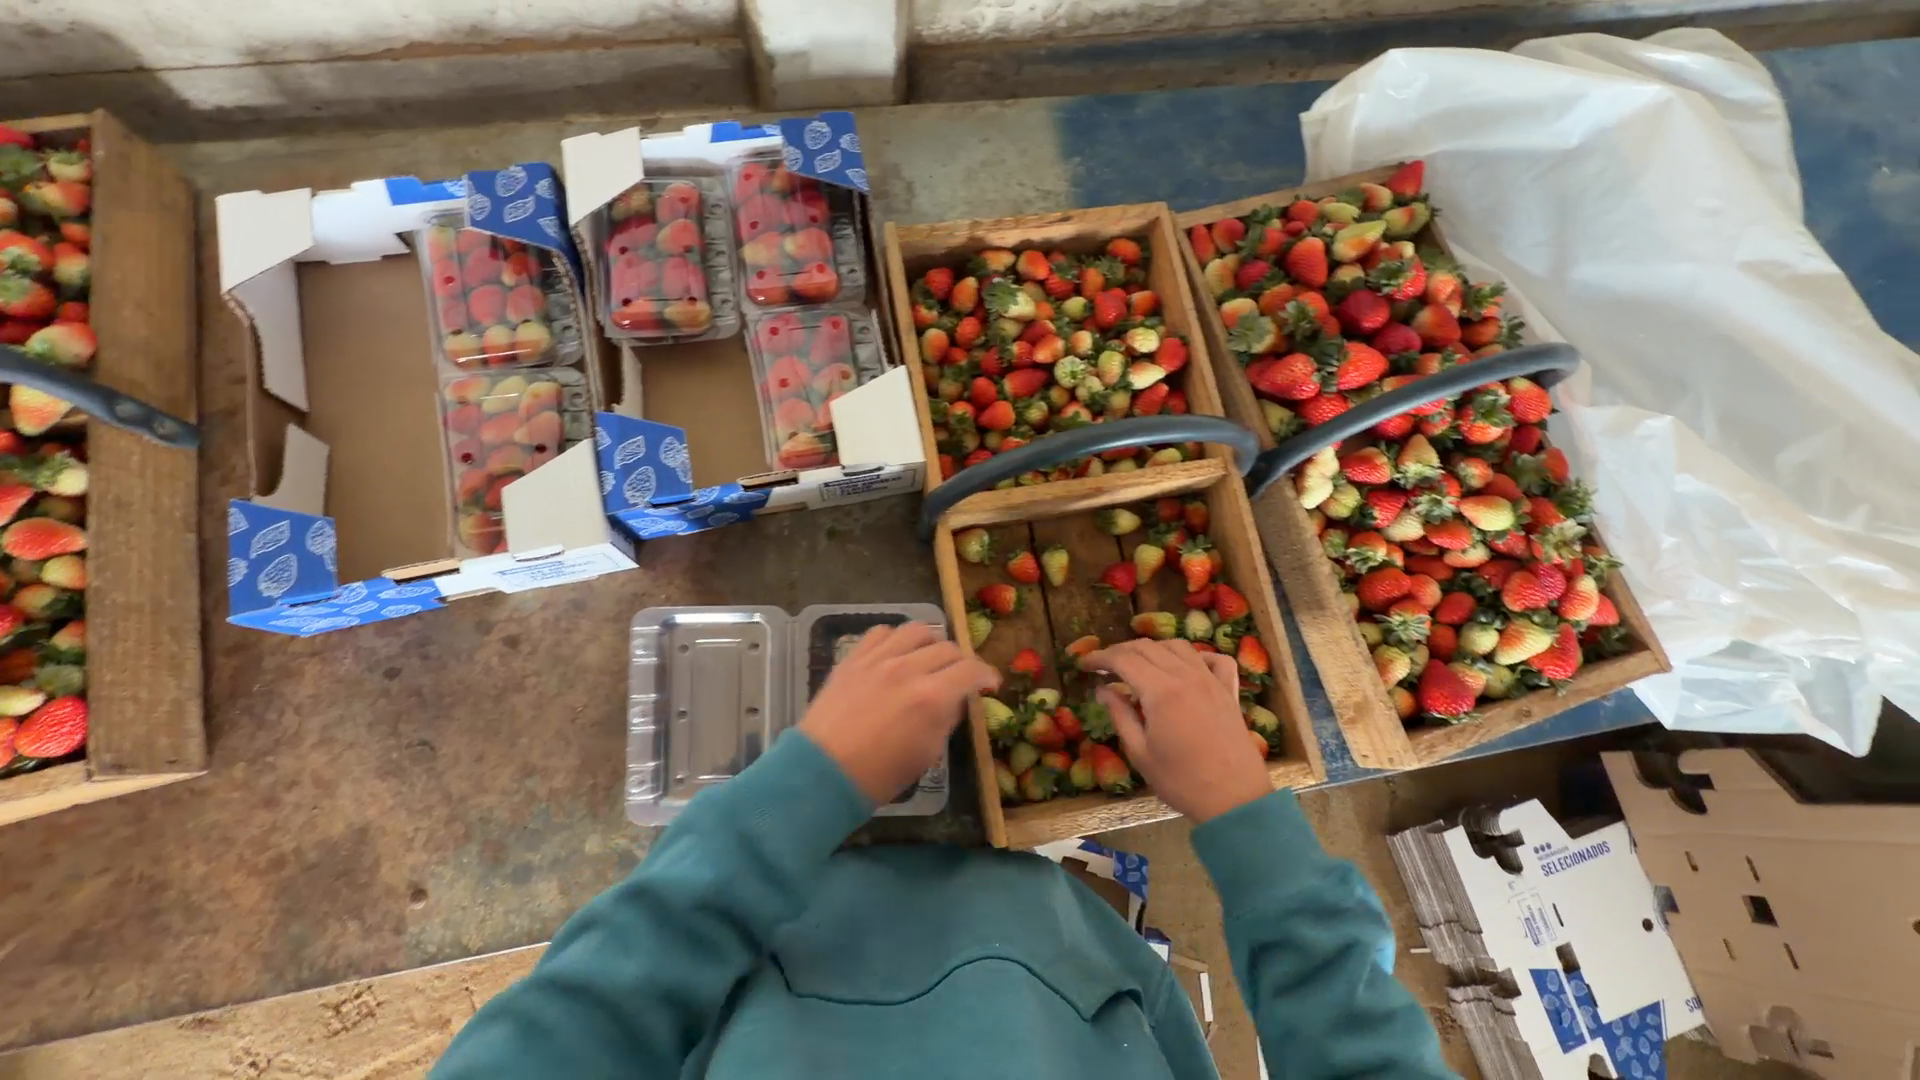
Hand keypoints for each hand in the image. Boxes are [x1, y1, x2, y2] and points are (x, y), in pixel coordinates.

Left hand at [798, 622, 999, 804]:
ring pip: (916, 631)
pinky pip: (881, 633)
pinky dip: (896, 638)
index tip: (990, 683)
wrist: (822, 772)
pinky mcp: (853, 658)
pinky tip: (897, 652)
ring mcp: (877, 659)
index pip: (971, 670)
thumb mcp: (927, 753)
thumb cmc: (879, 775)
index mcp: (932, 697)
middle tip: (961, 676)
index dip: (987, 675)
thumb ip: (946, 719)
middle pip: (947, 648)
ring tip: (930, 656)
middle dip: (962, 662)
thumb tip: (954, 699)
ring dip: (931, 642)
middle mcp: (908, 669)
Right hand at [1080, 639, 1271, 823]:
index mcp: (1160, 691)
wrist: (1235, 800)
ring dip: (1153, 649)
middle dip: (1120, 651)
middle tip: (1103, 666)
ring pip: (1178, 647)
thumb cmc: (1181, 781)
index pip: (1123, 659)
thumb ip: (1120, 715)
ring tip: (1138, 664)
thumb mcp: (1140, 752)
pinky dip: (1197, 656)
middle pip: (1147, 647)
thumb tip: (1103, 689)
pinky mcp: (1229, 692)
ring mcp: (1211, 681)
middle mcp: (1186, 676)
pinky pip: (1215, 660)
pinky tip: (1186, 667)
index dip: (1099, 658)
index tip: (1083, 664)